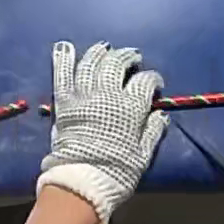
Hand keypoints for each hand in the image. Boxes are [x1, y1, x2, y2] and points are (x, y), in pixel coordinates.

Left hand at [36, 41, 166, 223]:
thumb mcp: (142, 153)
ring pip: (91, 64)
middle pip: (117, 65)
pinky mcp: (64, 101)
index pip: (144, 82)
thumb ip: (152, 131)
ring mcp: (83, 96)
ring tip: (105, 47)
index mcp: (130, 107)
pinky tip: (63, 45)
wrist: (82, 178)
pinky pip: (62, 74)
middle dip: (127, 57)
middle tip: (132, 56)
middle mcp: (107, 95)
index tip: (154, 83)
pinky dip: (62, 58)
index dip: (152, 79)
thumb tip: (161, 115)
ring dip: (99, 52)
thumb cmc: (116, 170)